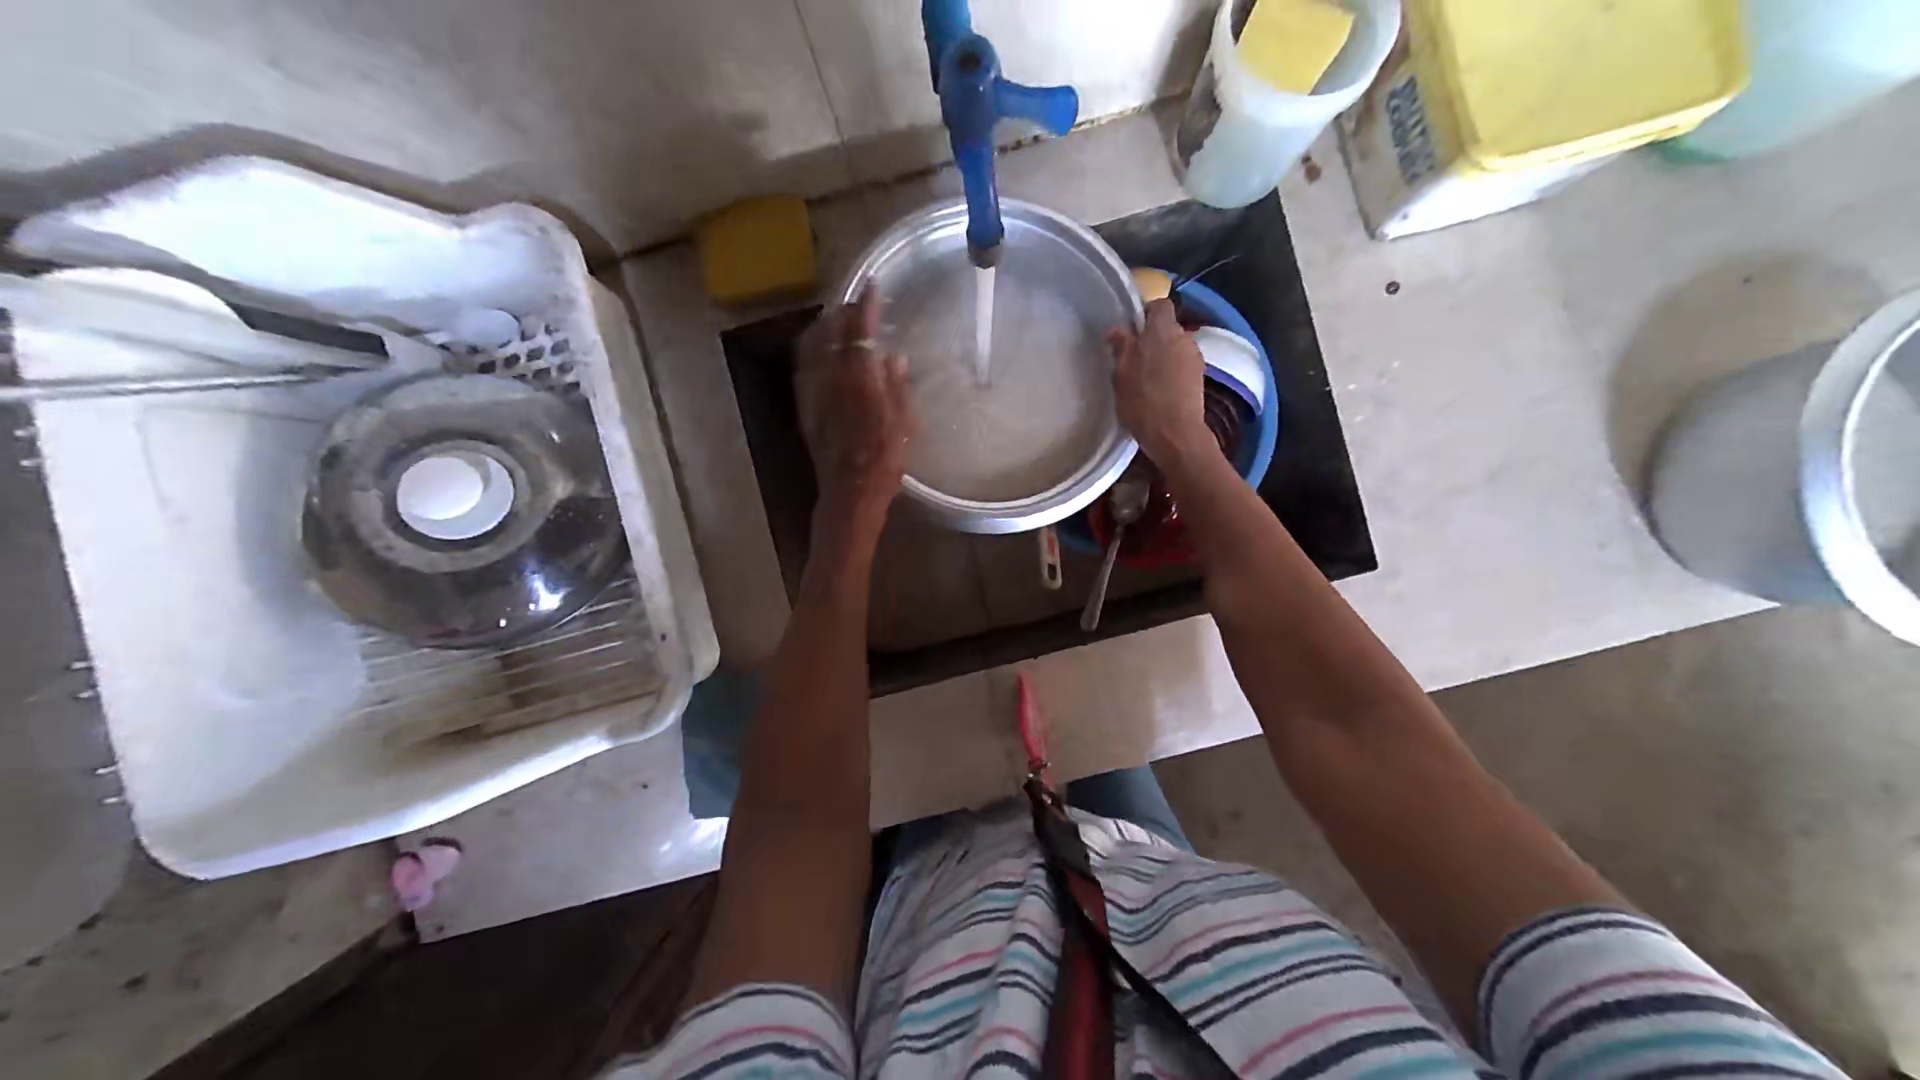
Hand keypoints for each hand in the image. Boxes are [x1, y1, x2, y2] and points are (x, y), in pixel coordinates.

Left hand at [796, 288, 913, 532]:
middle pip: (832, 332)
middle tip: (860, 305)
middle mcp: (832, 379)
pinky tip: (821, 350)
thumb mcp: (904, 424)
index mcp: (860, 380)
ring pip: (812, 346)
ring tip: (839, 321)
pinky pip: (804, 366)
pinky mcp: (805, 406)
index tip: (873, 287)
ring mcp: (813, 392)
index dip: (867, 306)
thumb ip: (898, 386)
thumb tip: (893, 357)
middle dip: (845, 312)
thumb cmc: (884, 462)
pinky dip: (813, 349)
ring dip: (826, 327)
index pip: (860, 330)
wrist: (849, 493)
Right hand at [1108, 298, 1212, 466]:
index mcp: (1162, 330)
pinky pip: (1182, 366)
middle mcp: (1183, 337)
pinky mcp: (1199, 378)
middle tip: (1133, 358)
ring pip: (1175, 348)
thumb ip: (1121, 347)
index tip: (1132, 328)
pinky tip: (1160, 391)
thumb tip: (1117, 329)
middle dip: (1152, 339)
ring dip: (1162, 357)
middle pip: (1167, 329)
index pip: (1160, 305)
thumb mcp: (1121, 375)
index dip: (1146, 312)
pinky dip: (1171, 372)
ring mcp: (1194, 358)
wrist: (1175, 434)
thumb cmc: (1142, 401)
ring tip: (1146, 378)